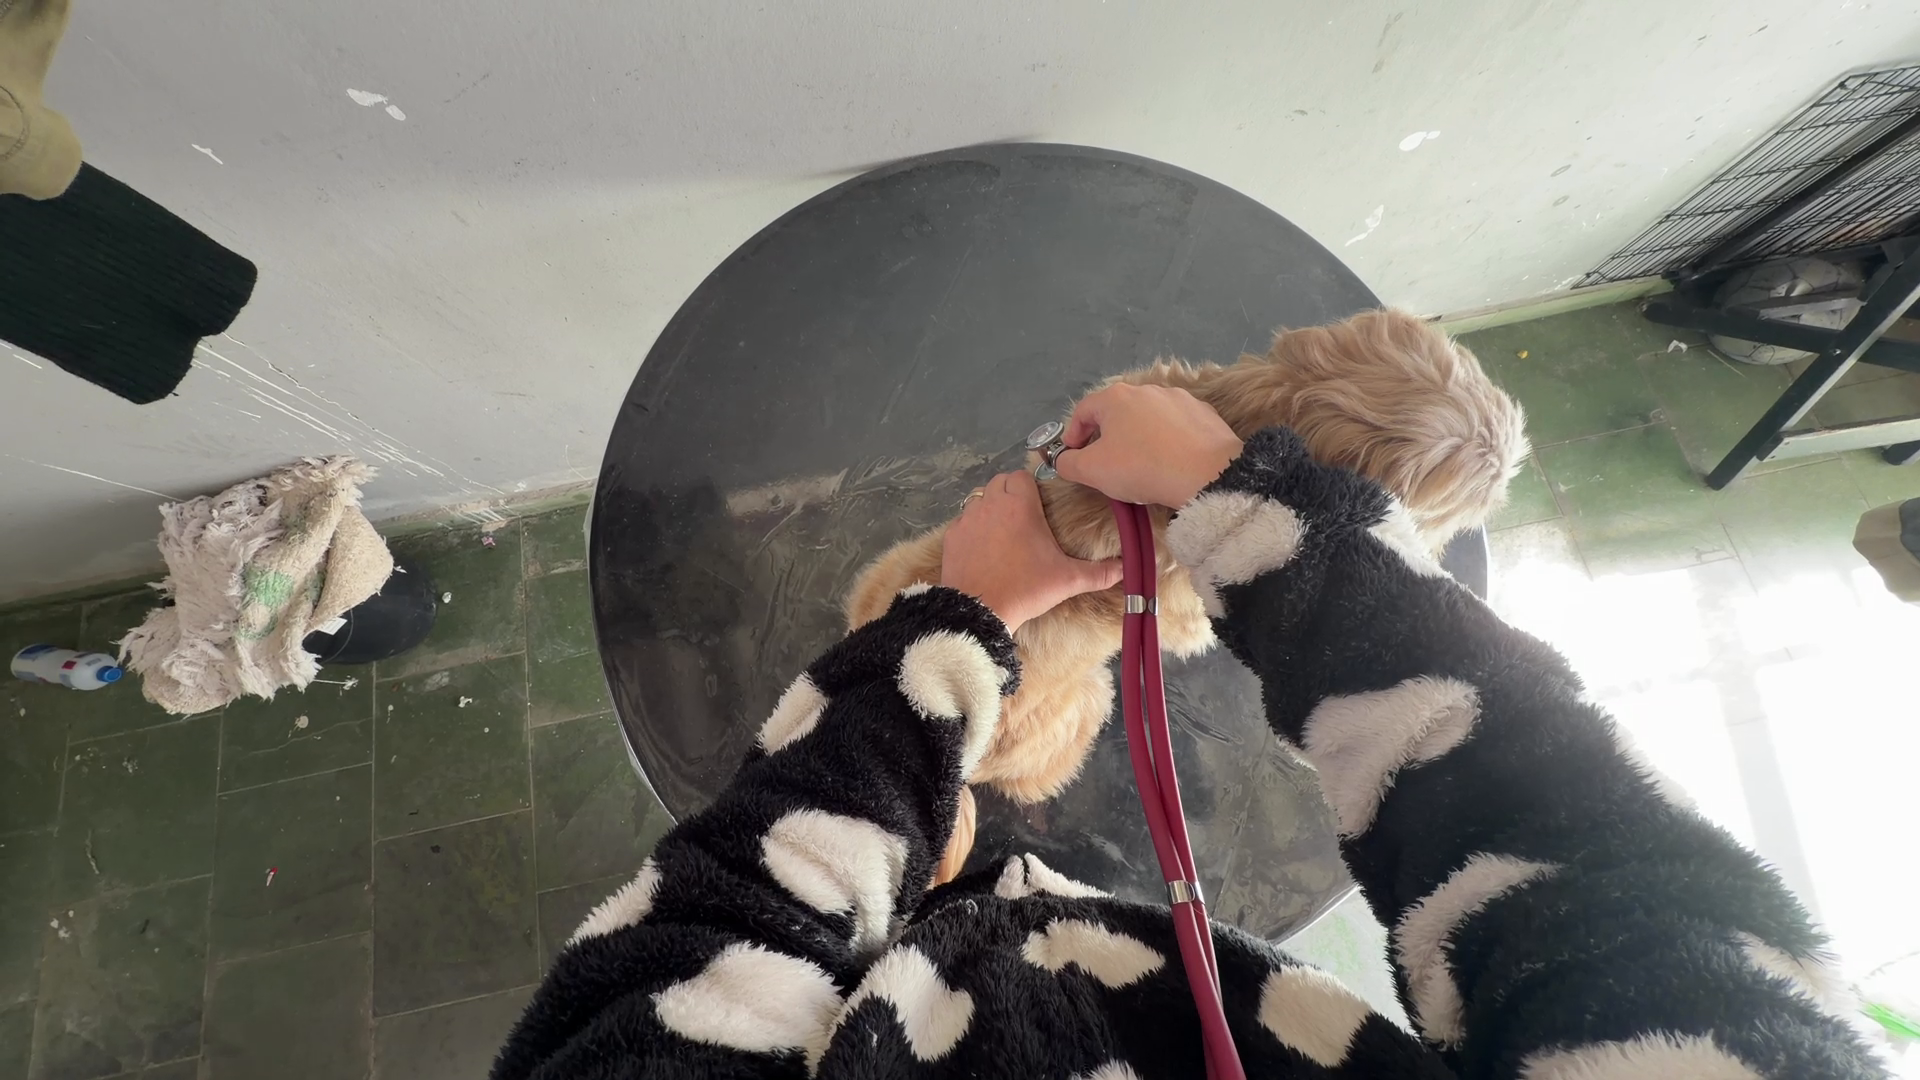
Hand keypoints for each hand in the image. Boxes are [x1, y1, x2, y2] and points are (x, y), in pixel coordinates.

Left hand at [941, 471, 1122, 631]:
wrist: (980, 611)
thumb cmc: (1026, 588)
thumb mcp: (1068, 580)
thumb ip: (1100, 572)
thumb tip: (1127, 569)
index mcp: (1020, 504)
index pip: (1022, 475)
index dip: (1031, 487)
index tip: (1039, 505)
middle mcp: (991, 503)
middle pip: (1000, 482)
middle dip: (1011, 493)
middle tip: (1024, 518)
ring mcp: (967, 519)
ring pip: (980, 499)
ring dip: (991, 508)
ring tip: (1004, 533)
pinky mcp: (951, 535)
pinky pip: (964, 521)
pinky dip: (973, 528)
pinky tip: (983, 549)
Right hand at [1052, 383, 1243, 507]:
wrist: (1207, 474)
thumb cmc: (1141, 468)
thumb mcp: (1092, 471)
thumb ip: (1068, 464)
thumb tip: (1063, 460)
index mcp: (1114, 398)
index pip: (1082, 411)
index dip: (1072, 435)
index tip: (1074, 456)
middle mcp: (1145, 389)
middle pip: (1115, 412)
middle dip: (1106, 436)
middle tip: (1106, 463)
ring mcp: (1178, 398)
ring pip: (1146, 417)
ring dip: (1137, 436)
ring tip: (1141, 464)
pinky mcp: (1203, 412)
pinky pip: (1175, 425)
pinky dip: (1166, 439)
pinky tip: (1170, 461)